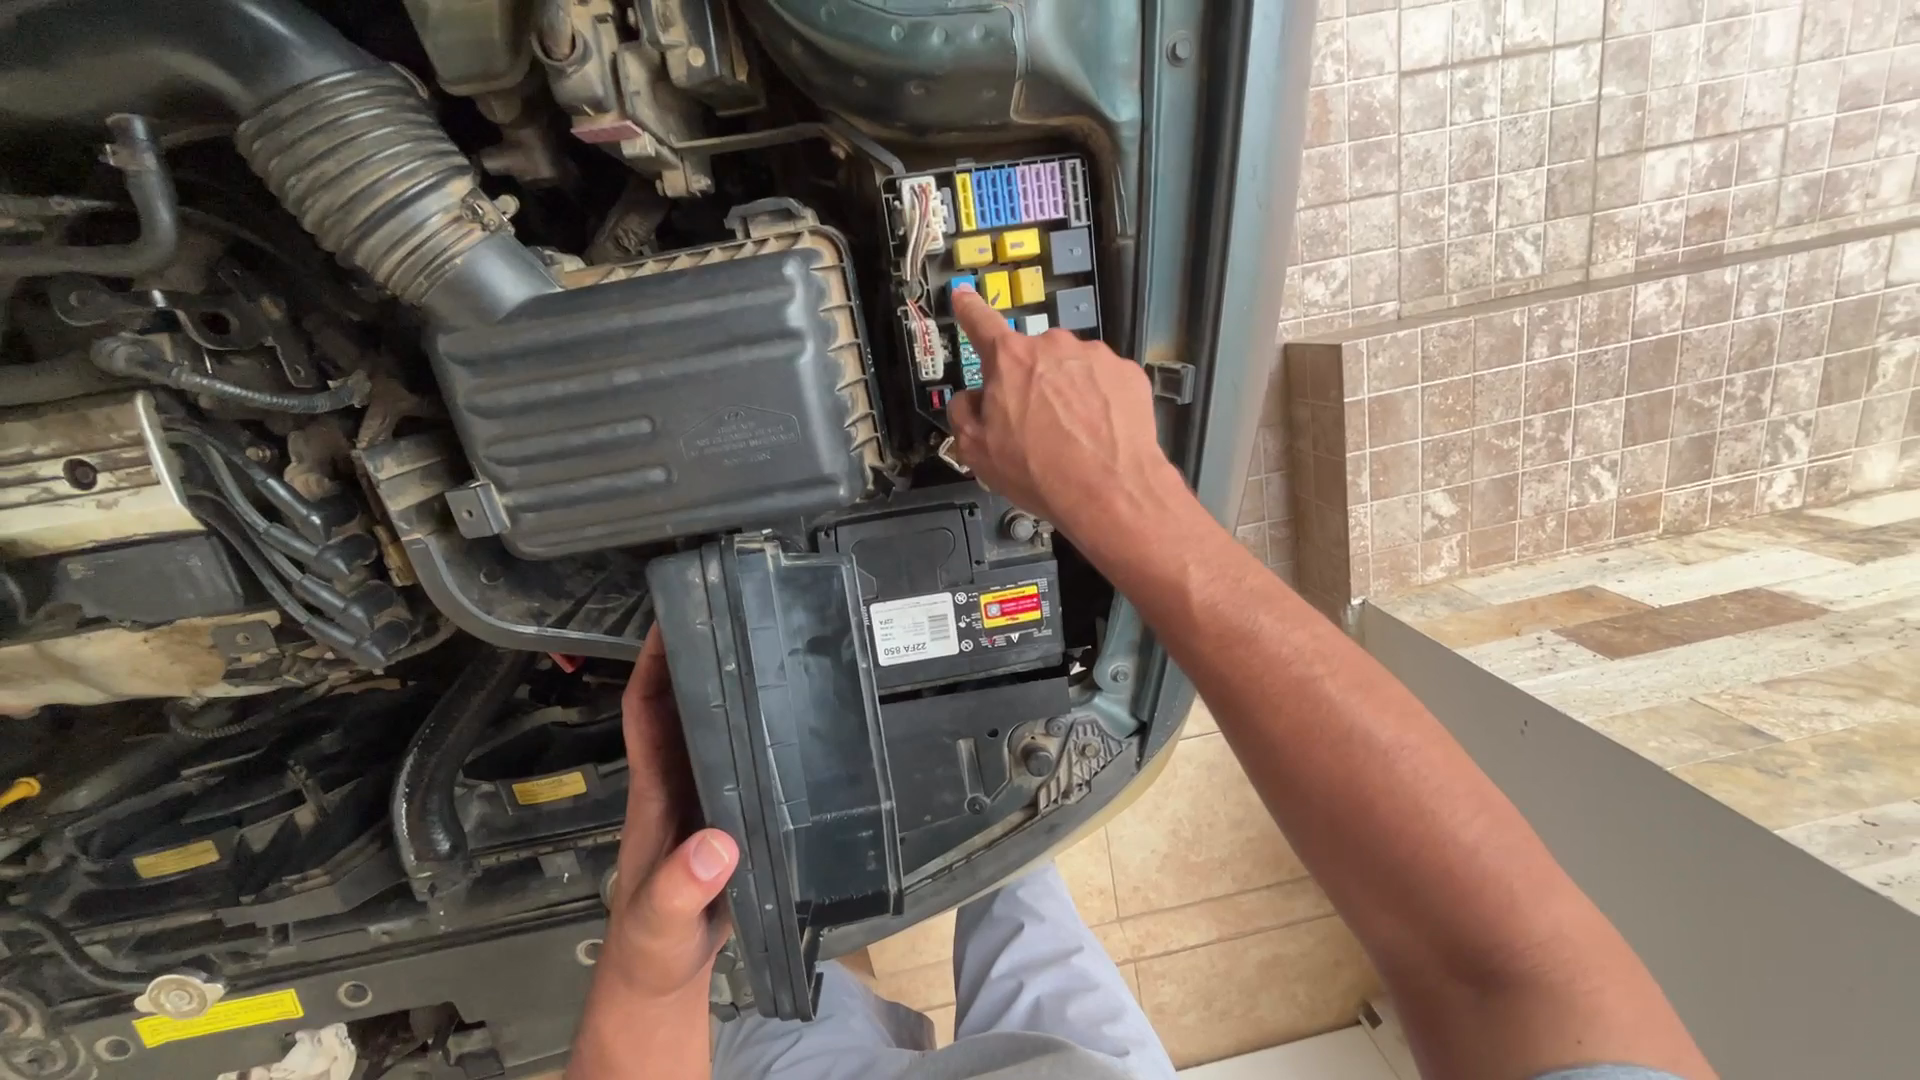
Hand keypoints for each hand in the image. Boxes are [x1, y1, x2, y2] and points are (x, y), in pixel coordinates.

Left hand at [601, 626, 738, 999]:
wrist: (664, 970)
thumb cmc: (652, 945)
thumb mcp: (662, 922)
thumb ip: (683, 886)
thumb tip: (719, 842)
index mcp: (656, 790)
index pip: (645, 713)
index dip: (652, 664)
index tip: (672, 618)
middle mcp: (678, 780)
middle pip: (681, 704)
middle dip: (697, 654)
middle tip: (737, 613)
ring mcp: (703, 794)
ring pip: (711, 725)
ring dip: (728, 685)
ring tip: (769, 646)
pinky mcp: (728, 811)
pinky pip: (739, 754)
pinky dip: (755, 727)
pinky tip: (788, 716)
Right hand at [947, 287, 1181, 533]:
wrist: (1110, 491)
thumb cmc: (1041, 473)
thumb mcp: (977, 452)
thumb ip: (963, 414)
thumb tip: (971, 400)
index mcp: (1009, 360)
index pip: (980, 323)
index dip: (969, 310)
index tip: (964, 297)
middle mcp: (1052, 346)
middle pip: (1031, 359)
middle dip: (1028, 385)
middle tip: (1032, 427)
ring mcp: (1094, 356)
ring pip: (1069, 370)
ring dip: (1065, 394)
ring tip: (1069, 437)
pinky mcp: (1126, 373)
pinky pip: (1102, 382)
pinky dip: (1097, 402)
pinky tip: (1095, 433)